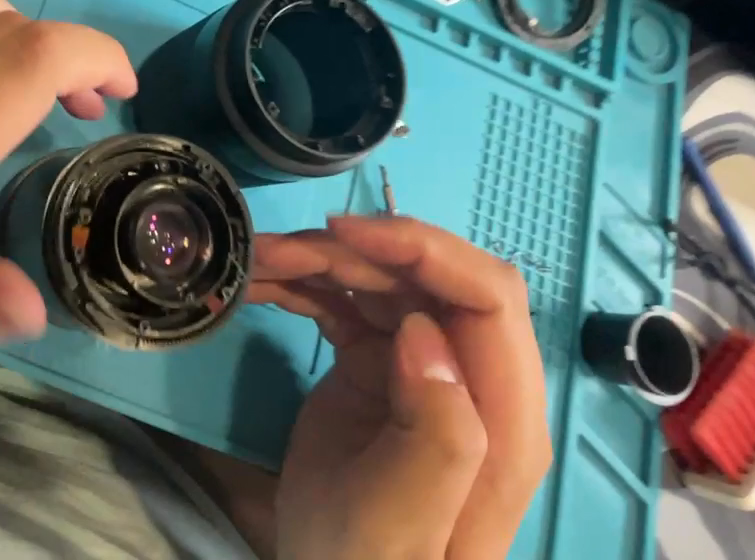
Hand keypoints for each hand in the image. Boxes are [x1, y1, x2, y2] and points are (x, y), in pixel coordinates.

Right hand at [252, 216, 552, 559]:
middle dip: (351, 251)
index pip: (487, 295)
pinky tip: (260, 286)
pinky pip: (345, 305)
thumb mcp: (402, 522)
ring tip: (254, 263)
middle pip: (424, 277)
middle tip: (272, 255)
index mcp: (500, 413)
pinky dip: (302, 286)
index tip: (342, 232)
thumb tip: (423, 330)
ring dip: (317, 261)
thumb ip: (439, 435)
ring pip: (380, 282)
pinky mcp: (375, 368)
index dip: (420, 247)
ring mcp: (419, 370)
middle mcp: (467, 378)